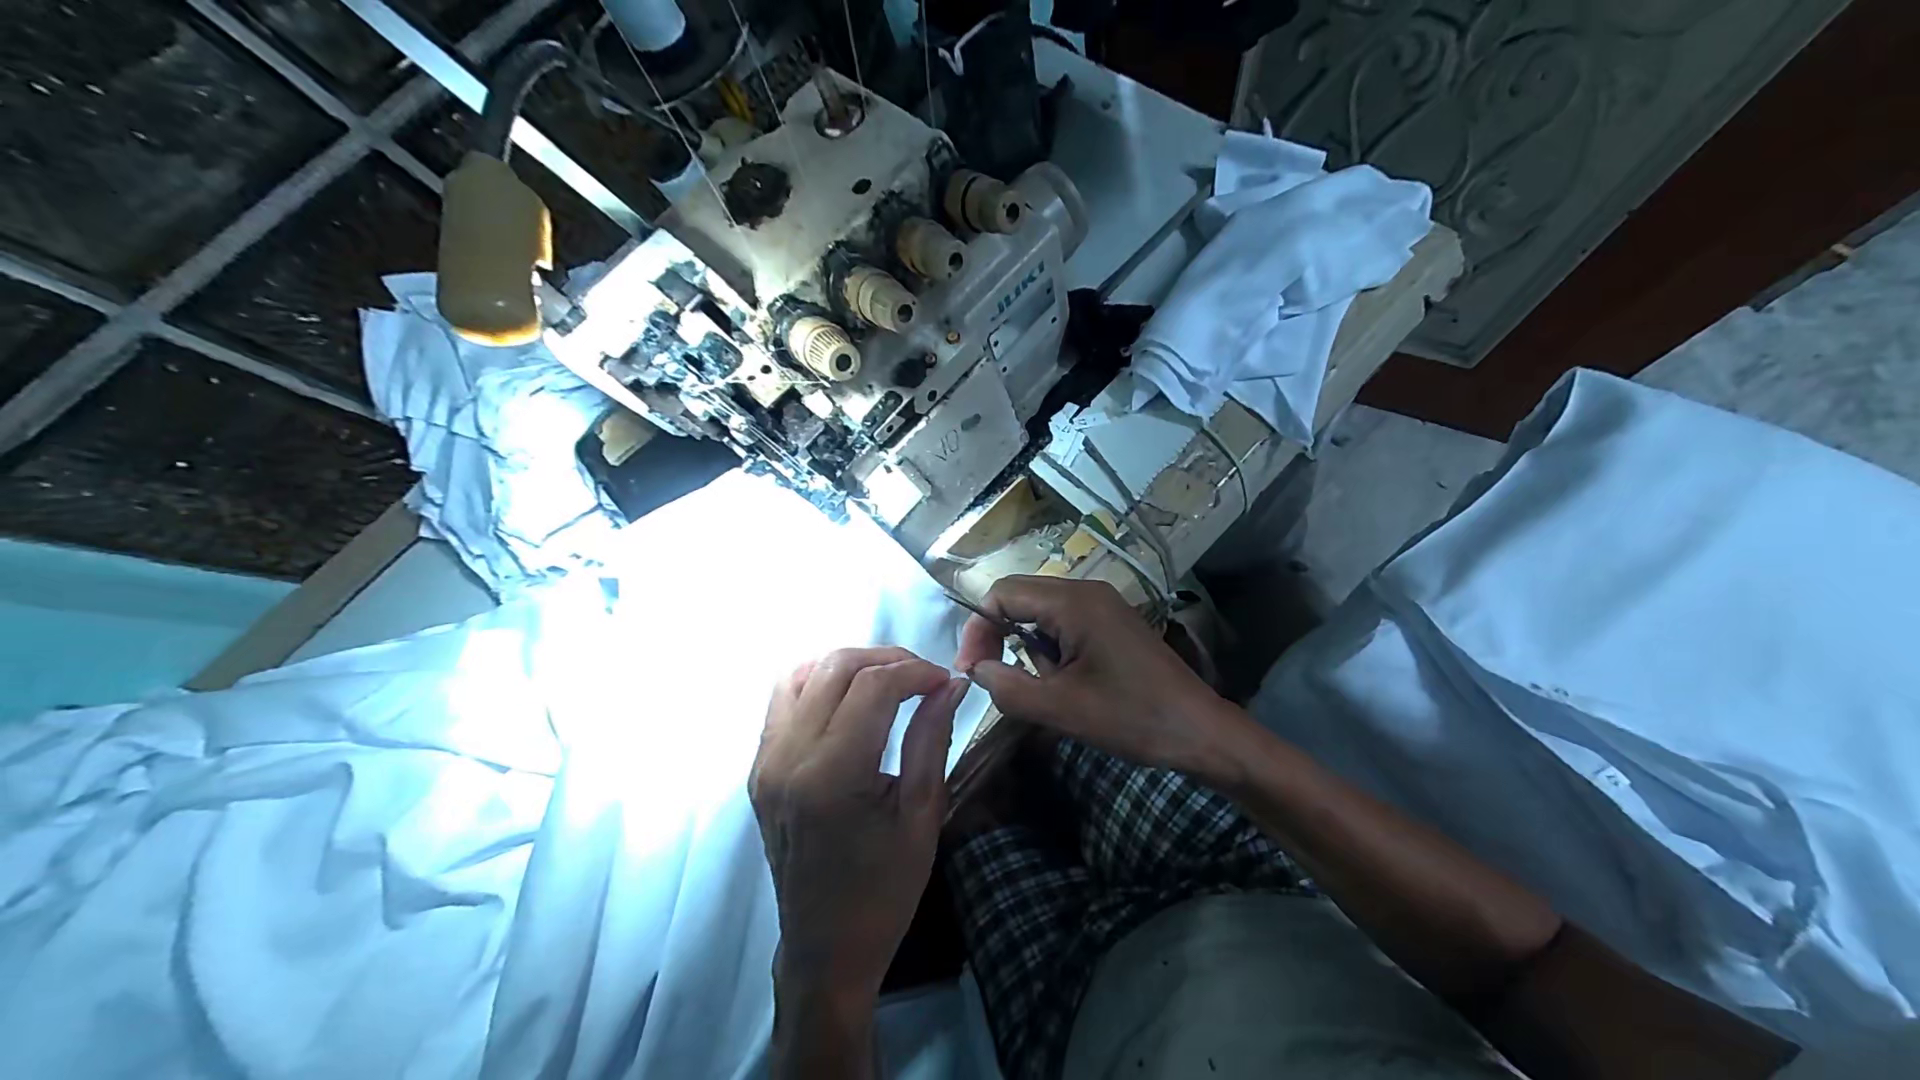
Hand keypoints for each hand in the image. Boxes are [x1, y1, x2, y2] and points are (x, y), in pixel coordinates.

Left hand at [750, 647, 967, 1010]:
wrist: (824, 949)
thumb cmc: (884, 891)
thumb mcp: (922, 816)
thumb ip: (932, 739)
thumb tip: (951, 684)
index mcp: (832, 775)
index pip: (874, 686)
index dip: (916, 671)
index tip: (946, 680)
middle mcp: (788, 757)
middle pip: (835, 667)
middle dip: (886, 659)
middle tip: (923, 677)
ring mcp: (765, 761)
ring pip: (803, 673)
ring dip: (850, 665)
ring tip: (889, 681)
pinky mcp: (758, 768)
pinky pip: (783, 700)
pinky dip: (819, 683)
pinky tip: (849, 699)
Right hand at [955, 576, 1237, 777]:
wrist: (1201, 731)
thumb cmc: (1131, 718)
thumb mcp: (1060, 709)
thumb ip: (1007, 686)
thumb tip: (976, 669)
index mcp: (1074, 603)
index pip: (1002, 594)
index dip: (978, 629)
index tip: (972, 670)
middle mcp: (1087, 591)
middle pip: (1019, 596)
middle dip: (996, 633)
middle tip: (991, 676)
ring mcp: (1103, 604)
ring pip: (1040, 610)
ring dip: (1024, 642)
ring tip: (1034, 684)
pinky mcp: (1112, 622)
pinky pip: (1063, 621)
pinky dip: (1048, 646)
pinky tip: (1059, 679)